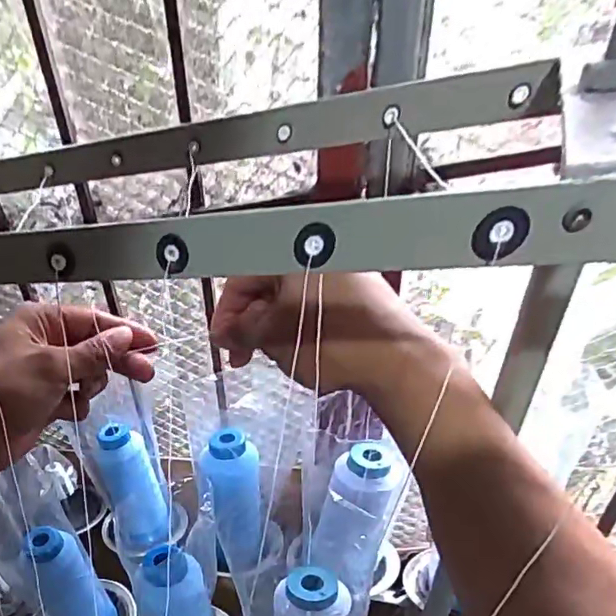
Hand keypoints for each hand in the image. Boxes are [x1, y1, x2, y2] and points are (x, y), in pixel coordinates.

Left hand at [0, 303, 157, 481]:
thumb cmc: (6, 391)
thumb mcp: (52, 367)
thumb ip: (92, 353)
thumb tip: (125, 336)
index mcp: (39, 322)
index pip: (90, 321)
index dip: (123, 332)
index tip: (151, 343)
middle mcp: (43, 343)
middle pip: (93, 347)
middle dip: (115, 361)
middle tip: (145, 373)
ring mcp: (44, 373)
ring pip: (86, 374)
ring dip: (89, 386)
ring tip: (81, 395)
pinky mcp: (44, 400)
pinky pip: (74, 397)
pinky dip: (75, 404)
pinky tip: (67, 411)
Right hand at [210, 271, 445, 397]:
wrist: (394, 358)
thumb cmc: (333, 343)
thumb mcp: (274, 337)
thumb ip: (241, 330)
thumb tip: (224, 333)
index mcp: (293, 257)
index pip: (241, 278)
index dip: (225, 314)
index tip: (221, 341)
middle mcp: (316, 256)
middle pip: (265, 285)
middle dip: (248, 322)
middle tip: (241, 354)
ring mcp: (339, 271)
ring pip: (288, 296)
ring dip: (271, 325)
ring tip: (269, 354)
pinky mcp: (356, 289)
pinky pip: (311, 301)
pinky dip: (296, 323)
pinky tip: (295, 347)